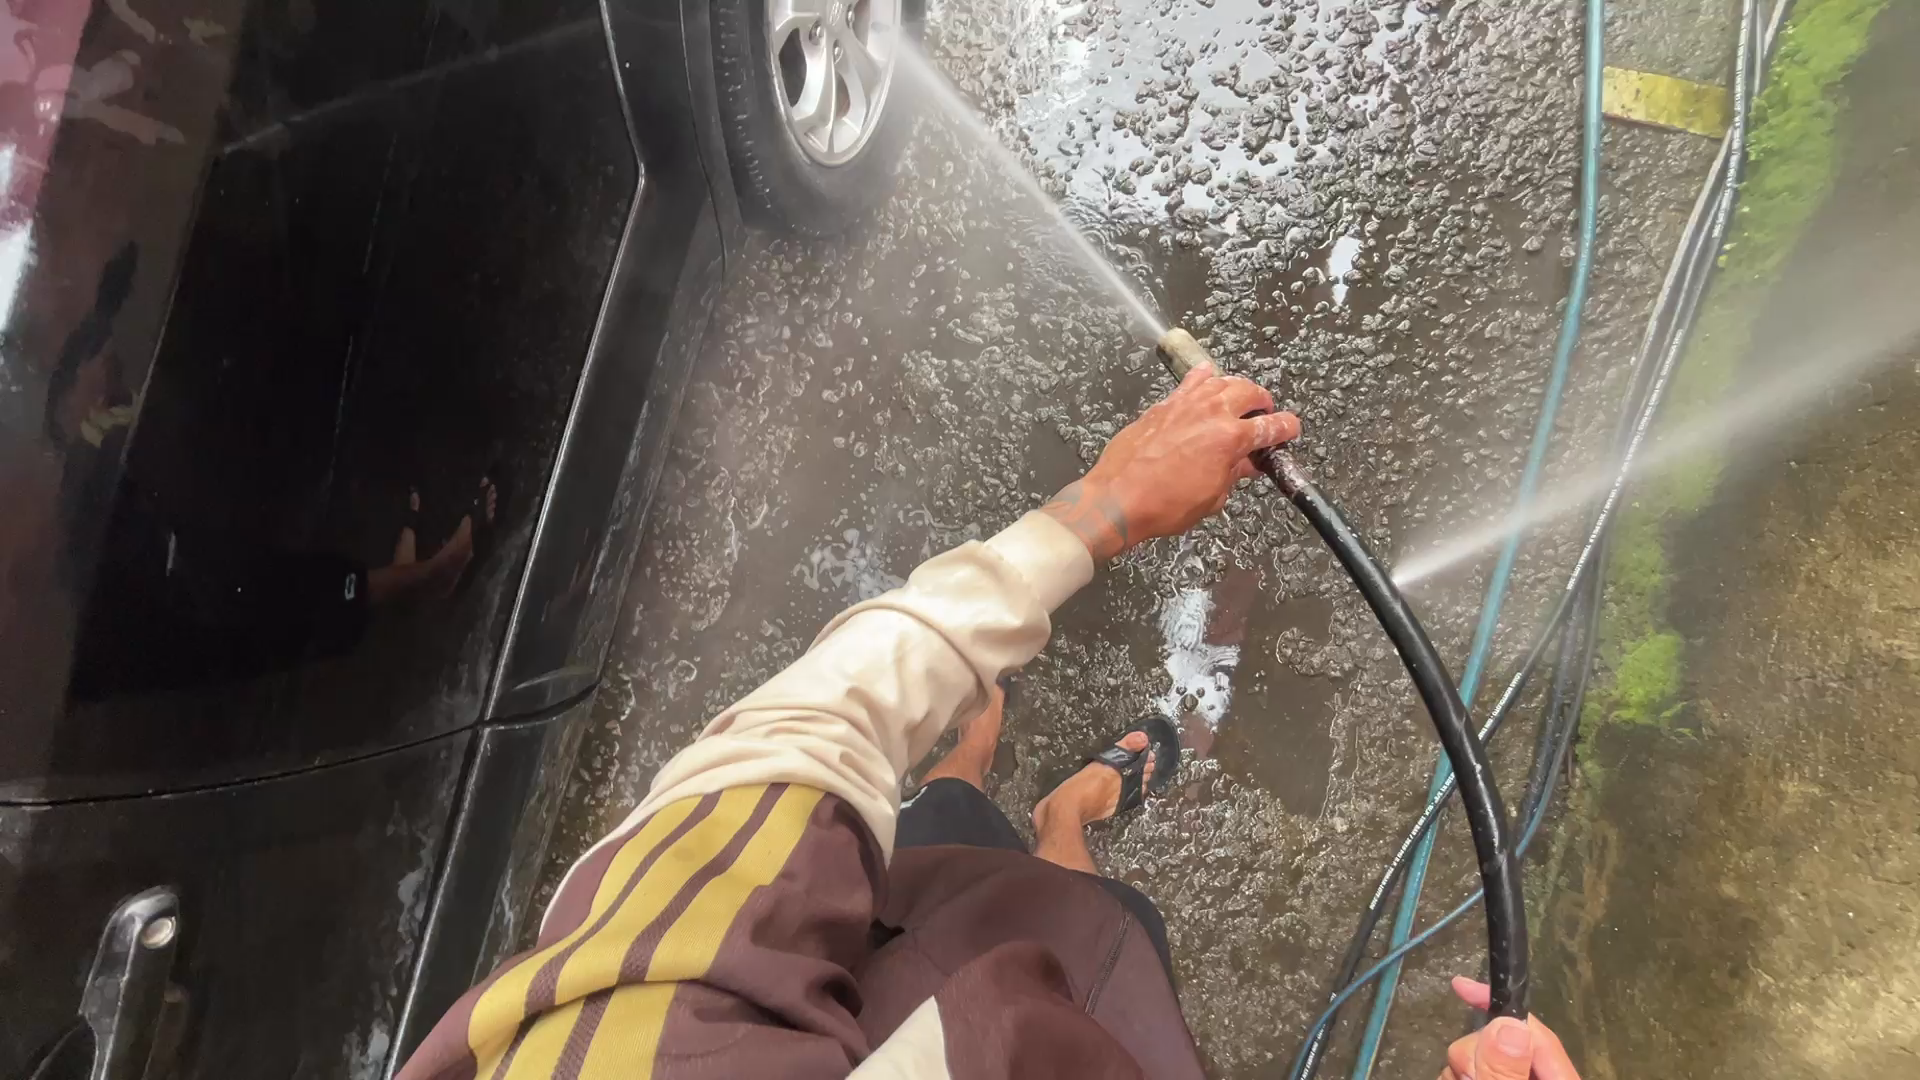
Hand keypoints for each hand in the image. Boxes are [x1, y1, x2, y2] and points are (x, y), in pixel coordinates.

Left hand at [1041, 360, 1300, 560]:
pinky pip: (1188, 382)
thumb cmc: (1162, 505)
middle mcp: (1210, 413)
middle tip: (1263, 414)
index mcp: (1230, 439)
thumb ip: (1233, 475)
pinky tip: (1205, 376)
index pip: (1271, 426)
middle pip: (1249, 392)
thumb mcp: (1211, 498)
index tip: (1289, 431)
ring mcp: (1184, 405)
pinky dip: (1202, 378)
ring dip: (1234, 388)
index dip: (1286, 429)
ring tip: (1238, 398)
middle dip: (1262, 402)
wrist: (1117, 497)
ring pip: (1220, 381)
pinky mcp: (1161, 406)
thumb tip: (1246, 465)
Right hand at [1440, 977, 1580, 1079]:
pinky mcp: (1490, 1078)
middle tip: (1466, 1075)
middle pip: (1494, 1039)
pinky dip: (1457, 1072)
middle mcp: (1533, 1075)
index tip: (1461, 986)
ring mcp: (1508, 1076)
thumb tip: (1510, 1023)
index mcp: (1557, 1078)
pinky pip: (1464, 1066)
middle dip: (1473, 1050)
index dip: (1499, 1002)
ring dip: (1461, 1064)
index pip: (1531, 1029)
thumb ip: (1506, 1069)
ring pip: (1475, 1051)